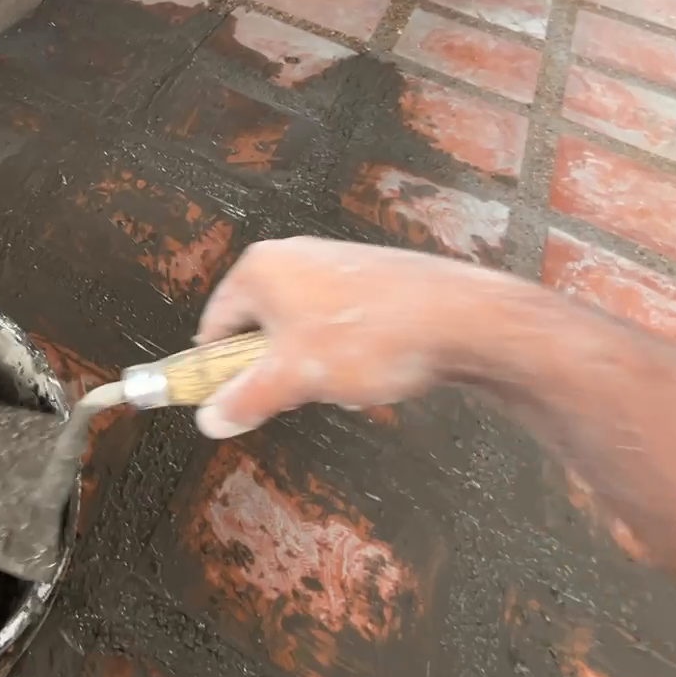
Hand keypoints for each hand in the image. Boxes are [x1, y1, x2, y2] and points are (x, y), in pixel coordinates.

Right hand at [193, 237, 523, 437]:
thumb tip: (210, 420)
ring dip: (305, 359)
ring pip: (295, 323)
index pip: (215, 322)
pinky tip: (364, 368)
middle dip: (270, 364)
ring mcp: (328, 261)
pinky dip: (337, 347)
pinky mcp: (364, 274)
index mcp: (259, 269)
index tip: (226, 393)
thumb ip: (246, 399)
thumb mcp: (294, 378)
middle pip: (256, 322)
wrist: (465, 317)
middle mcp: (289, 256)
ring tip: (336, 382)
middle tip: (290, 390)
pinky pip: (330, 316)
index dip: (216, 364)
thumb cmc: (370, 336)